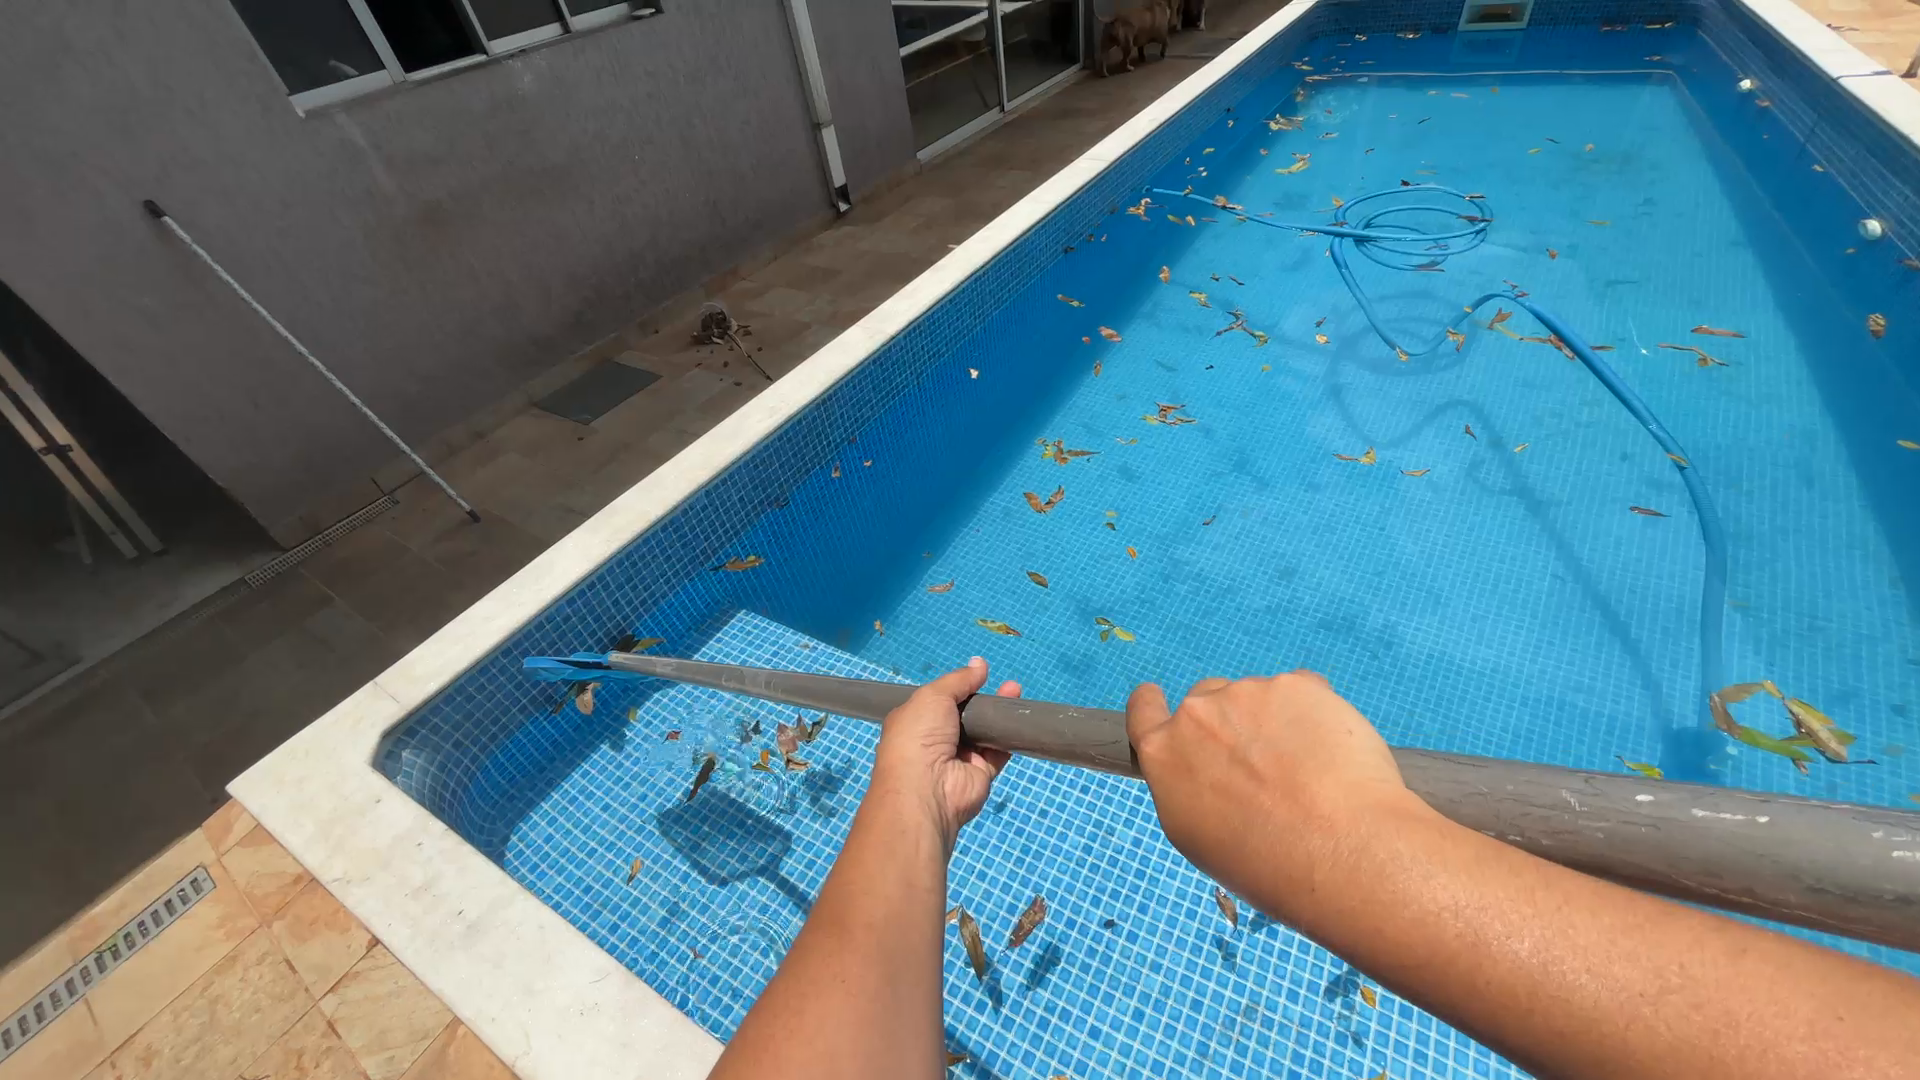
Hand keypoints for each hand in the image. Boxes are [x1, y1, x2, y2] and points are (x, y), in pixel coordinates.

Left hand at [870, 657, 1017, 853]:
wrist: (927, 788)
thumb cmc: (920, 734)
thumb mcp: (933, 696)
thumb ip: (959, 680)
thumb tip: (980, 663)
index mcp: (914, 721)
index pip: (937, 700)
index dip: (957, 687)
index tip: (977, 675)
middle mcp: (934, 739)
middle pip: (964, 714)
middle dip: (983, 697)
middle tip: (1005, 684)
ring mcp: (957, 757)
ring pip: (983, 730)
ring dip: (998, 713)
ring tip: (1014, 691)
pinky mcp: (979, 773)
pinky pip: (996, 752)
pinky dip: (1007, 737)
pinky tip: (1018, 717)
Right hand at [1125, 671, 1432, 921]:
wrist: (1342, 853)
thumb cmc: (1264, 865)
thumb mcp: (1196, 835)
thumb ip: (1184, 784)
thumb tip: (1203, 770)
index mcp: (1164, 752)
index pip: (1143, 709)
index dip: (1152, 704)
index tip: (1159, 700)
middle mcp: (1197, 713)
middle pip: (1207, 700)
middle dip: (1228, 723)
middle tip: (1264, 767)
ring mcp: (1247, 693)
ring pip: (1258, 698)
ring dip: (1275, 721)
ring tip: (1311, 772)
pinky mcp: (1297, 685)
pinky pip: (1303, 692)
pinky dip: (1315, 715)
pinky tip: (1335, 755)